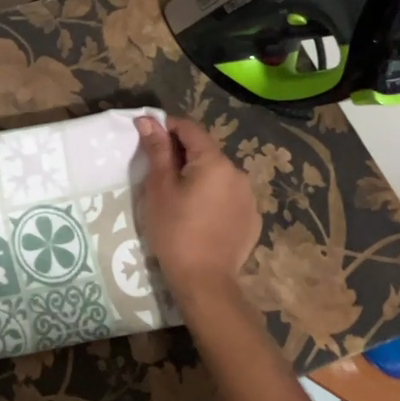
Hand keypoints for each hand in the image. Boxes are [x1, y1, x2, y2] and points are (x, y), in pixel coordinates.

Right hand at [136, 115, 262, 309]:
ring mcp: (248, 197)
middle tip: (157, 172)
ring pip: (217, 174)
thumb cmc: (175, 230)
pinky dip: (212, 196)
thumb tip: (148, 119)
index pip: (190, 129)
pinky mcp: (251, 219)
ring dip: (198, 175)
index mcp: (215, 162)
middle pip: (205, 151)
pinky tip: (198, 215)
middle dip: (181, 154)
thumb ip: (156, 150)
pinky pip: (228, 196)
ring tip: (178, 196)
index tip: (148, 138)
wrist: (204, 281)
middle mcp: (238, 173)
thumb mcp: (159, 187)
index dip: (167, 127)